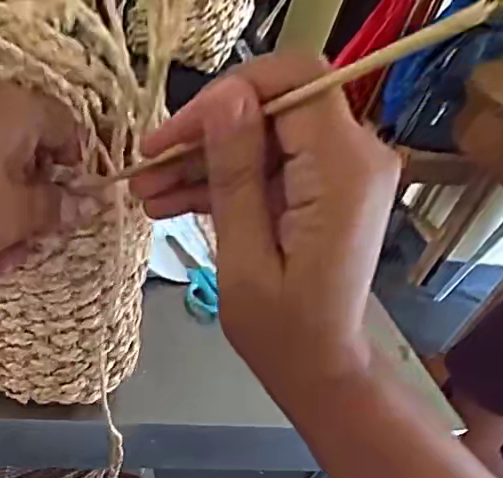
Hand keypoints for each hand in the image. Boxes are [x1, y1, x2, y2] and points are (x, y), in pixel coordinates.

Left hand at [0, 82, 84, 274]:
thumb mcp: (17, 214)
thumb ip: (55, 210)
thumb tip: (89, 204)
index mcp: (18, 110)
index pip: (68, 131)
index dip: (75, 175)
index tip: (69, 214)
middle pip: (29, 166)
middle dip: (30, 219)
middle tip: (23, 253)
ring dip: (0, 232)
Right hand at [130, 54, 401, 407]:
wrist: (318, 367)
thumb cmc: (282, 334)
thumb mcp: (245, 261)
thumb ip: (236, 178)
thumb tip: (223, 101)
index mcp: (342, 172)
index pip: (289, 85)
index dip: (224, 99)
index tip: (169, 137)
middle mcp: (355, 158)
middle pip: (274, 108)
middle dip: (206, 133)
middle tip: (146, 167)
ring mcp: (341, 173)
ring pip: (264, 139)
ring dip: (206, 161)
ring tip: (148, 191)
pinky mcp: (324, 190)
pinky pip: (270, 168)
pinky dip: (226, 182)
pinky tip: (173, 201)